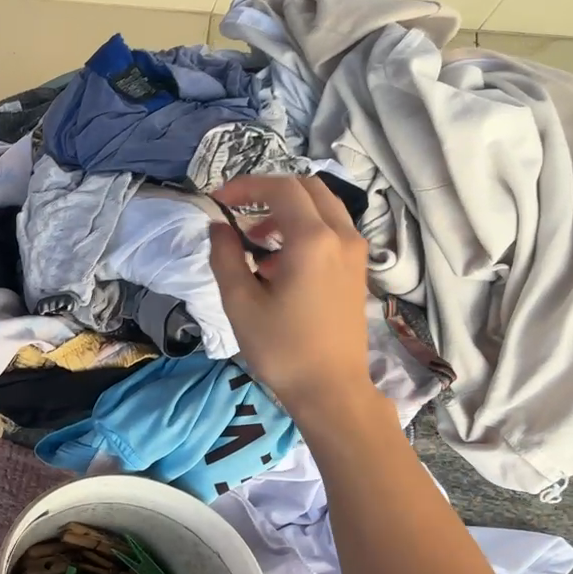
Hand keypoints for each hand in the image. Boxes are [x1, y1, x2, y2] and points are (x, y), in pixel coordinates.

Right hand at [208, 175, 378, 426]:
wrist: (329, 387)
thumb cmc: (280, 347)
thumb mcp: (239, 302)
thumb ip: (225, 256)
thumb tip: (218, 227)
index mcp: (312, 240)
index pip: (280, 189)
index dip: (245, 186)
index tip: (216, 201)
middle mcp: (341, 236)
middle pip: (307, 188)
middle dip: (267, 192)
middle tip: (234, 210)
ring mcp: (354, 251)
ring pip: (321, 207)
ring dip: (285, 211)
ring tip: (253, 240)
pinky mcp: (356, 268)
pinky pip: (330, 229)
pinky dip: (301, 228)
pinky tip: (276, 261)